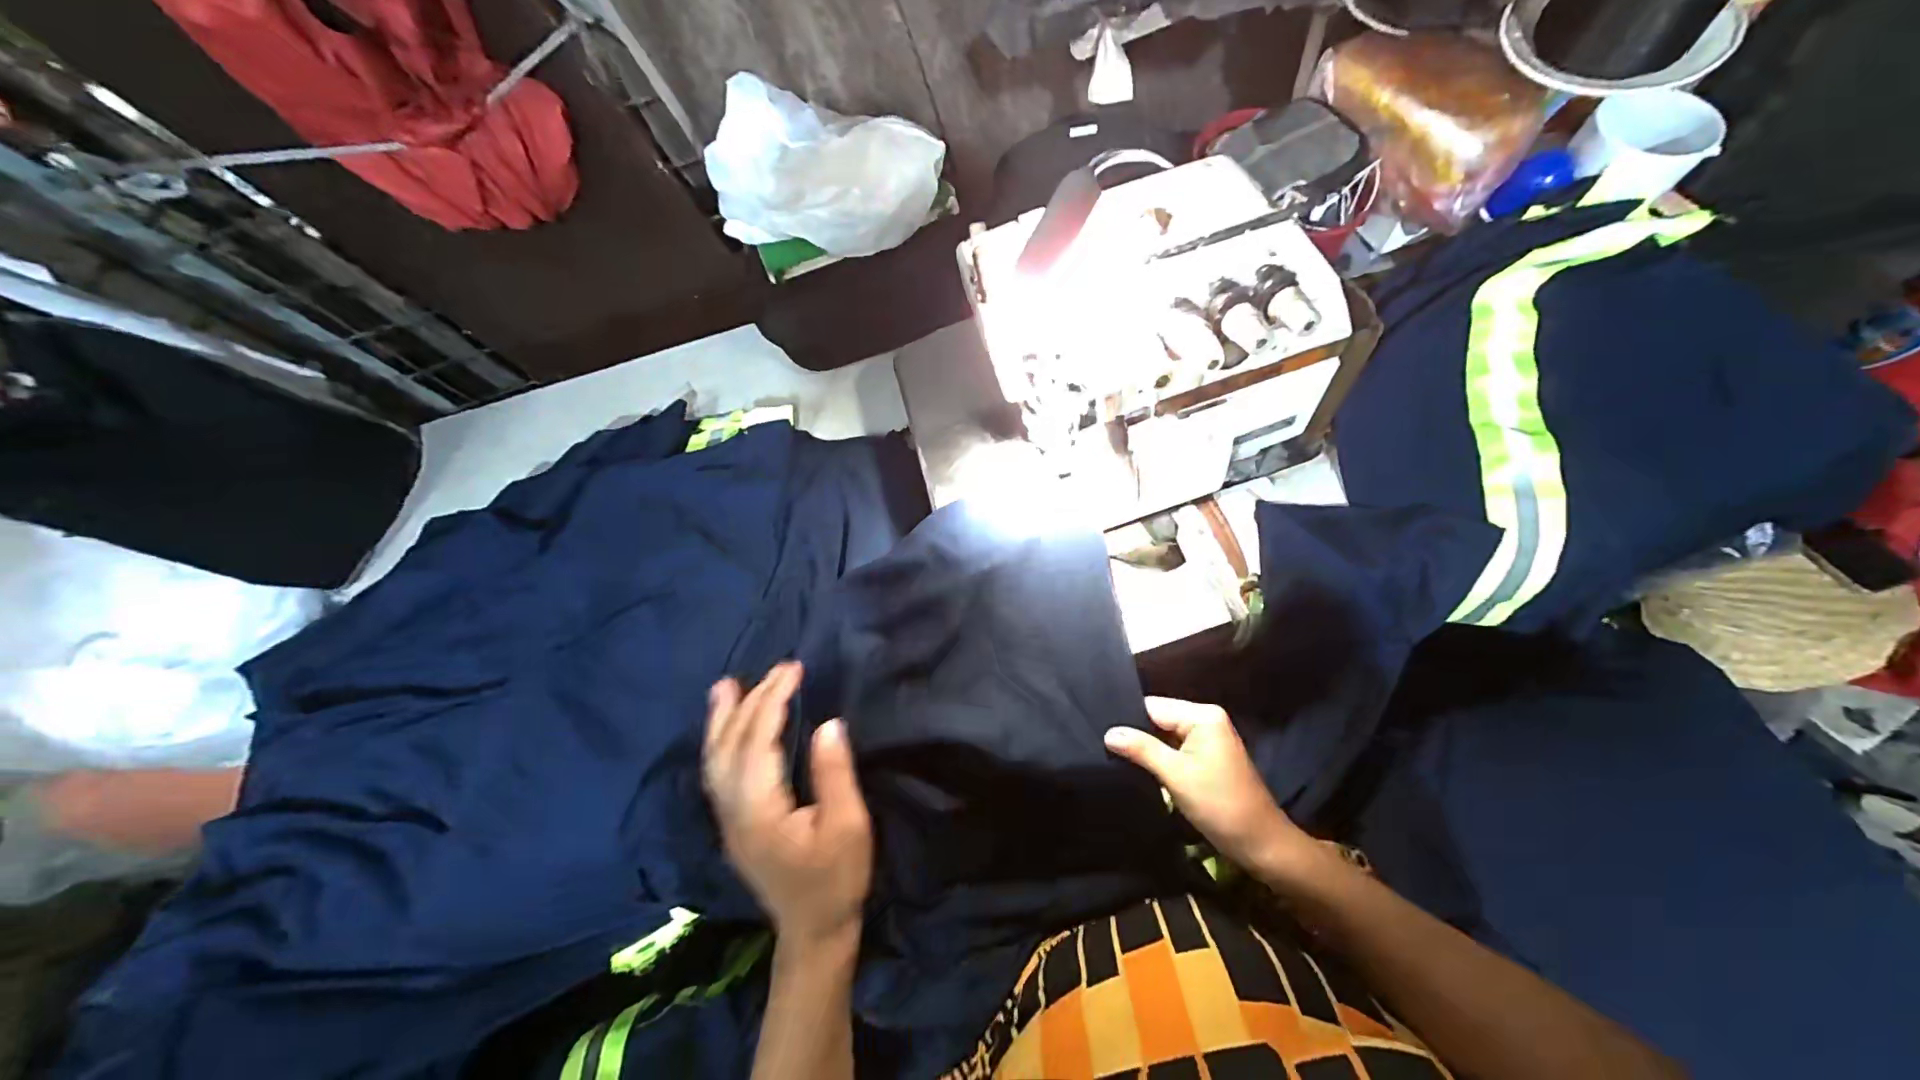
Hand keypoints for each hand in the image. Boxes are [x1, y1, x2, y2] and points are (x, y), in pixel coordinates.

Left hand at [703, 661, 872, 947]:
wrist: (812, 931)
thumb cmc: (836, 880)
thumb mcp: (849, 827)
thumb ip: (834, 774)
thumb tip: (828, 723)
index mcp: (760, 808)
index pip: (757, 742)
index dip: (773, 700)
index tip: (794, 669)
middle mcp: (733, 810)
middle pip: (731, 746)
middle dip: (752, 702)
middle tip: (780, 669)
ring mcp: (728, 820)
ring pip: (715, 760)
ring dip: (722, 719)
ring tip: (725, 686)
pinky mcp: (733, 825)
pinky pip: (718, 772)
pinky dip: (720, 741)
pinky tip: (726, 729)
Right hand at [1104, 697, 1315, 874]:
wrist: (1261, 843)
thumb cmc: (1220, 805)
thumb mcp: (1175, 775)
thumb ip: (1141, 749)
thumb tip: (1108, 732)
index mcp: (1203, 716)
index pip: (1153, 707)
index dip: (1127, 718)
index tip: (1099, 731)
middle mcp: (1207, 720)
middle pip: (1158, 718)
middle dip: (1135, 733)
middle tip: (1103, 745)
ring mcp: (1208, 739)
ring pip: (1164, 734)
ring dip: (1146, 747)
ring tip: (1114, 755)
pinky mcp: (1207, 757)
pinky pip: (1175, 748)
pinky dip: (1159, 757)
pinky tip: (1138, 766)